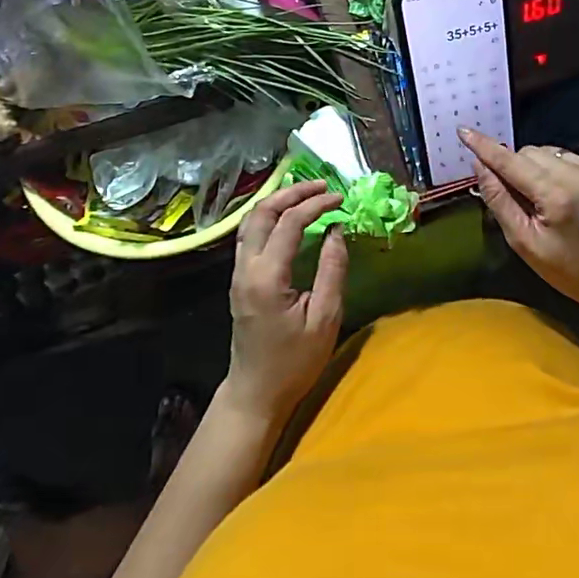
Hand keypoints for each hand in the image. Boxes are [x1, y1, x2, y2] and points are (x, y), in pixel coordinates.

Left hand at [225, 181, 348, 423]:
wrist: (256, 391)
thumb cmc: (294, 361)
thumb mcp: (325, 319)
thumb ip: (332, 270)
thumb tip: (336, 231)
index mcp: (267, 276)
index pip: (290, 223)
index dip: (316, 205)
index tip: (341, 199)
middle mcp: (245, 267)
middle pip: (262, 212)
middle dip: (292, 193)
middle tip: (322, 186)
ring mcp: (237, 272)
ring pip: (251, 221)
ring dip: (277, 202)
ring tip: (306, 195)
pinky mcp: (238, 279)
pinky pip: (249, 236)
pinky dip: (269, 218)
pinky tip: (288, 218)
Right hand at [462, 128, 578, 317]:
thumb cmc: (569, 270)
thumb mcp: (524, 243)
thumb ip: (500, 201)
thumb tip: (479, 166)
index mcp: (559, 197)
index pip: (512, 163)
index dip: (485, 147)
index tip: (463, 131)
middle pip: (529, 152)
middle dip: (513, 167)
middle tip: (512, 195)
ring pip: (549, 152)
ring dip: (534, 167)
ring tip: (539, 197)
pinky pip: (569, 158)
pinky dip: (555, 170)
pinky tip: (561, 194)